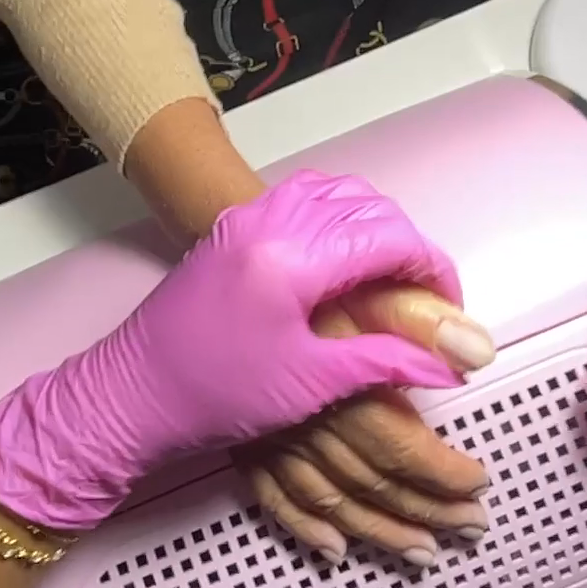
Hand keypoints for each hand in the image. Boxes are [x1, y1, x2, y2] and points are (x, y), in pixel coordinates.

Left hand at [0, 171, 468, 531]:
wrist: (130, 393)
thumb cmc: (214, 394)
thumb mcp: (311, 382)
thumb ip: (388, 358)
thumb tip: (455, 359)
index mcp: (292, 254)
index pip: (390, 236)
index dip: (433, 269)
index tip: (450, 310)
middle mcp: (270, 218)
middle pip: (369, 207)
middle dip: (408, 247)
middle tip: (426, 299)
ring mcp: (248, 217)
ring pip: (337, 194)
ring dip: (374, 227)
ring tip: (390, 281)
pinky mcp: (235, 227)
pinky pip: (303, 199)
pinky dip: (338, 219)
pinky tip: (344, 262)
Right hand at [237, 283, 493, 564]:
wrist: (224, 277)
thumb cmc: (289, 276)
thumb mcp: (364, 283)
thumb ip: (420, 317)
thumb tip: (473, 352)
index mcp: (339, 386)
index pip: (403, 448)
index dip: (446, 472)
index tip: (477, 481)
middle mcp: (306, 420)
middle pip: (373, 481)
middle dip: (426, 511)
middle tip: (465, 525)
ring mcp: (271, 435)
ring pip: (331, 501)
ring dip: (378, 530)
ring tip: (417, 547)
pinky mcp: (243, 436)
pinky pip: (275, 497)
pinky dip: (307, 526)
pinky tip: (332, 543)